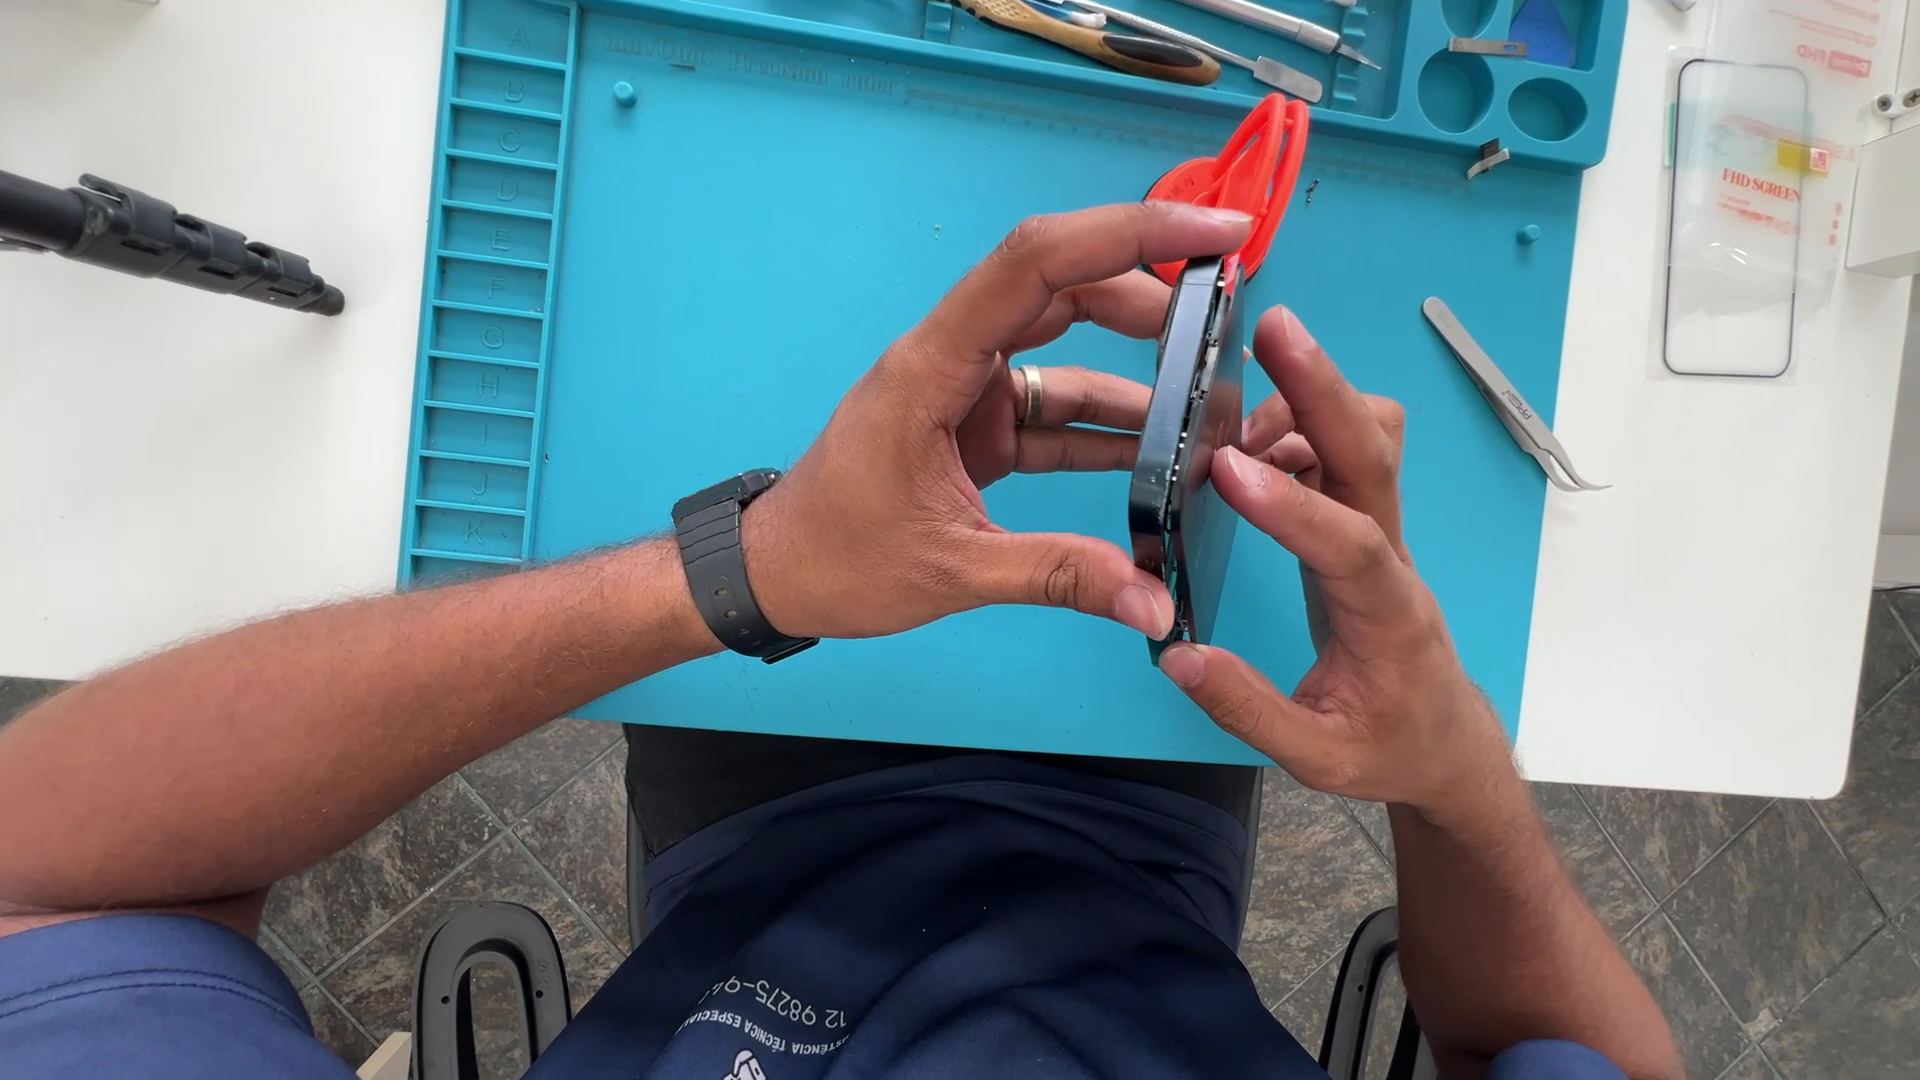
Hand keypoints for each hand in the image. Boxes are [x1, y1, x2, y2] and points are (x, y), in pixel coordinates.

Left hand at [739, 202, 1253, 640]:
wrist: (776, 575)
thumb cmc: (838, 560)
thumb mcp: (951, 569)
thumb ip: (1057, 576)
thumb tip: (1155, 606)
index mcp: (931, 368)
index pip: (1034, 265)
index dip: (1128, 233)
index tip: (1215, 228)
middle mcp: (951, 362)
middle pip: (1058, 293)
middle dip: (1145, 300)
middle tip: (1222, 324)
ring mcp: (964, 394)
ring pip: (1062, 356)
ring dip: (1131, 375)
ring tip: (1204, 406)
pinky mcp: (974, 430)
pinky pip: (1050, 414)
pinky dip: (1100, 430)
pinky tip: (1154, 455)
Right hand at [1157, 308, 1508, 816]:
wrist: (1446, 741)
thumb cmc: (1386, 749)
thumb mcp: (1313, 754)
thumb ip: (1244, 706)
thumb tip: (1174, 652)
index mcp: (1387, 614)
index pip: (1350, 543)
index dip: (1291, 504)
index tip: (1226, 470)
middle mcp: (1391, 556)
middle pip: (1374, 452)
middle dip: (1324, 386)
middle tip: (1270, 332)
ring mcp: (1381, 534)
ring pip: (1370, 437)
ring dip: (1307, 406)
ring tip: (1229, 432)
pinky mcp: (1362, 526)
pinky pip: (1345, 453)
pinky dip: (1299, 429)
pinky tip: (1246, 455)